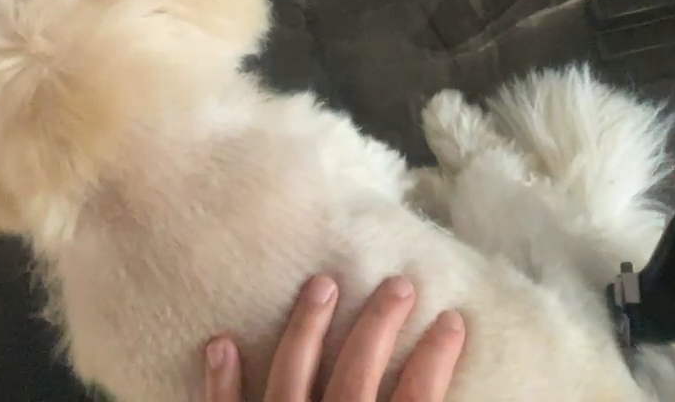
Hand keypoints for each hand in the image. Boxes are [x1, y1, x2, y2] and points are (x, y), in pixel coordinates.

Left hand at [203, 275, 465, 401]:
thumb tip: (449, 389)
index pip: (418, 397)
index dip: (438, 356)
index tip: (454, 318)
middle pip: (358, 374)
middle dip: (379, 323)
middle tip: (399, 283)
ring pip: (292, 378)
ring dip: (307, 328)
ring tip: (321, 283)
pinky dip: (221, 381)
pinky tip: (220, 341)